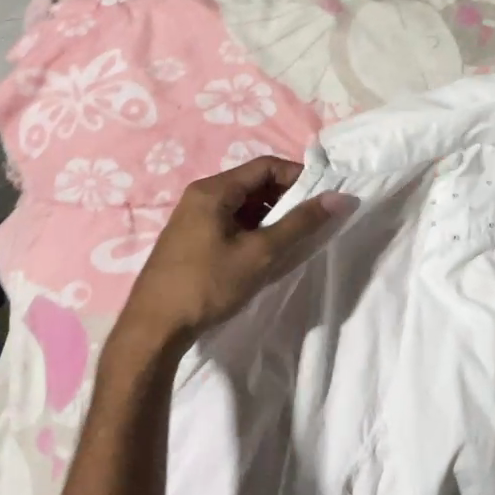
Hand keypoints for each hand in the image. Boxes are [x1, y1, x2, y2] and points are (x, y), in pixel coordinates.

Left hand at [115, 157, 352, 353]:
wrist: (154, 328)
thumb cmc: (208, 284)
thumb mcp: (260, 253)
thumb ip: (300, 223)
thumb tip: (340, 197)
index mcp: (213, 190)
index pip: (266, 166)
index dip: (299, 177)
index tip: (322, 200)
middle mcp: (200, 197)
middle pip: (254, 184)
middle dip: (287, 199)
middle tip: (311, 222)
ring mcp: (193, 219)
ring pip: (244, 206)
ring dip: (272, 217)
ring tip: (292, 241)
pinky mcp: (192, 240)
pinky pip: (231, 223)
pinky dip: (254, 230)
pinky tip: (266, 254)